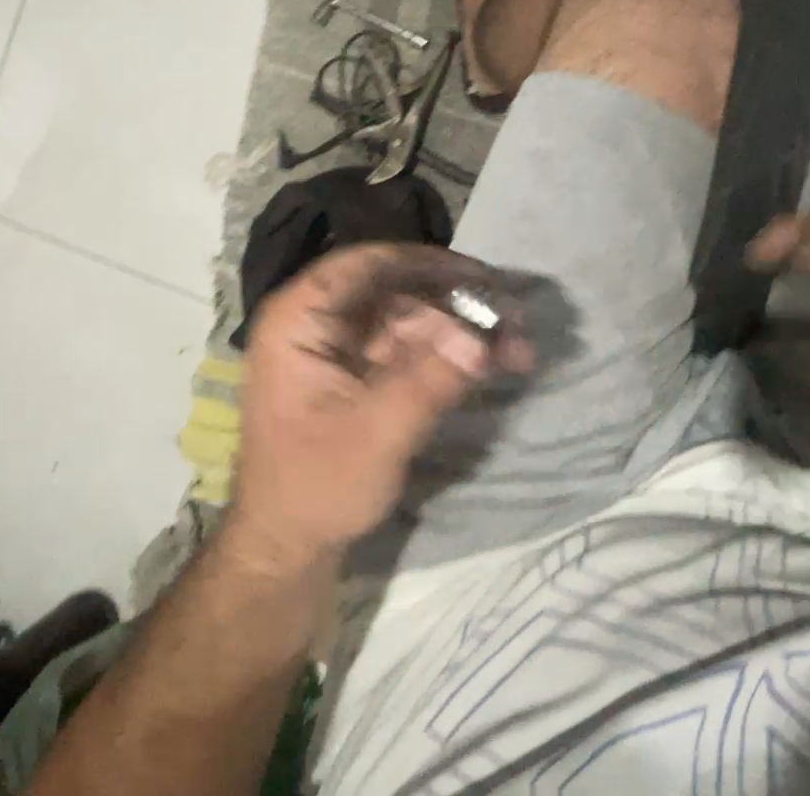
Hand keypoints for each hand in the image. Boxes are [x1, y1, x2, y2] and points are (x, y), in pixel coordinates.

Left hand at [229, 243, 525, 570]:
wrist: (290, 546)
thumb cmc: (315, 486)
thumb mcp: (375, 435)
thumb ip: (429, 382)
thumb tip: (481, 338)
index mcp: (300, 321)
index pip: (364, 265)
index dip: (424, 263)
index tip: (480, 276)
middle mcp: (321, 324)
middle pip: (397, 291)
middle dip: (457, 305)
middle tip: (514, 318)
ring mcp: (345, 350)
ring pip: (413, 321)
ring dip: (463, 332)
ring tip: (519, 349)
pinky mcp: (365, 377)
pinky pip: (414, 352)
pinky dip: (452, 357)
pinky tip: (496, 365)